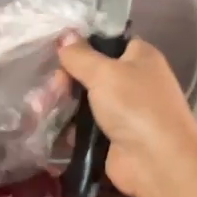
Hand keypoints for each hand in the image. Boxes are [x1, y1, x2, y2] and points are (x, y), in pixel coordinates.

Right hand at [58, 37, 196, 196]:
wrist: (157, 162)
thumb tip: (65, 34)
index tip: (57, 52)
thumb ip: (80, 55)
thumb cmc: (135, 106)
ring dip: (63, 104)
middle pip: (91, 72)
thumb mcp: (104, 73)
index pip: (107, 42)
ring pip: (84, 101)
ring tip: (39, 109)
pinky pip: (84, 127)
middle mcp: (133, 81)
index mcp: (140, 57)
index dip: (82, 45)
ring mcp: (122, 111)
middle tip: (52, 88)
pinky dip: (68, 128)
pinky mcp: (111, 137)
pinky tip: (48, 127)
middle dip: (67, 79)